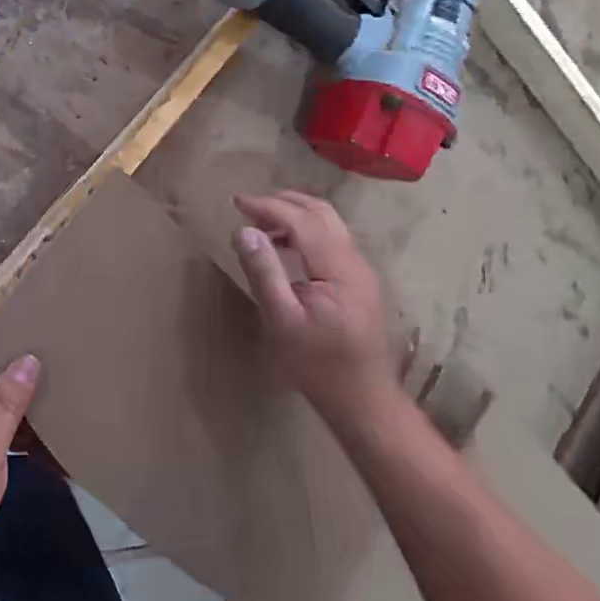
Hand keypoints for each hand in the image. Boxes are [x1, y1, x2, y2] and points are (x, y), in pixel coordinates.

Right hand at [232, 192, 396, 401]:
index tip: (236, 201)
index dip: (268, 206)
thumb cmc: (319, 366)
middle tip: (246, 206)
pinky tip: (281, 247)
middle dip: (283, 202)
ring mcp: (360, 272)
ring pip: (329, 224)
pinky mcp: (357, 282)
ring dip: (294, 215)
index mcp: (340, 270)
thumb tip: (245, 232)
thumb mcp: (282, 321)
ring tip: (259, 223)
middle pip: (322, 213)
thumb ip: (264, 273)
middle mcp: (356, 263)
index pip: (303, 221)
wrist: (363, 399)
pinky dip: (303, 232)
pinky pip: (330, 241)